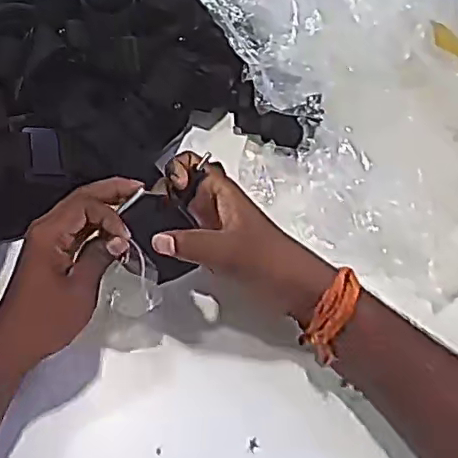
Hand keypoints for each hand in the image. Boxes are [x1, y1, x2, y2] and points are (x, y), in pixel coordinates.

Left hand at [0, 178, 142, 378]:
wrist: (15, 340)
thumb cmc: (41, 320)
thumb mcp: (80, 289)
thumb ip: (100, 257)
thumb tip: (117, 238)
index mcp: (48, 233)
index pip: (84, 203)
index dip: (111, 212)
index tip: (127, 232)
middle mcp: (44, 230)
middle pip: (79, 199)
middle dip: (109, 191)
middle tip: (136, 188)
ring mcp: (45, 240)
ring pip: (77, 212)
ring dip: (103, 207)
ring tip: (130, 204)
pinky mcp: (48, 253)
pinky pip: (73, 229)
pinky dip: (94, 226)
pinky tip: (112, 233)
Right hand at [152, 154, 330, 317]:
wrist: (302, 293)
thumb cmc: (277, 262)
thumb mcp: (227, 251)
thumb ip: (189, 243)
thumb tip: (158, 238)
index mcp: (224, 193)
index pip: (192, 164)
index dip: (175, 169)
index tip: (168, 188)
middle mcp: (219, 205)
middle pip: (183, 187)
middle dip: (165, 194)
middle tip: (156, 209)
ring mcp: (218, 226)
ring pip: (184, 211)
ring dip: (169, 218)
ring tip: (158, 230)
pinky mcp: (217, 247)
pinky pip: (188, 235)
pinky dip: (176, 239)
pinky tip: (169, 250)